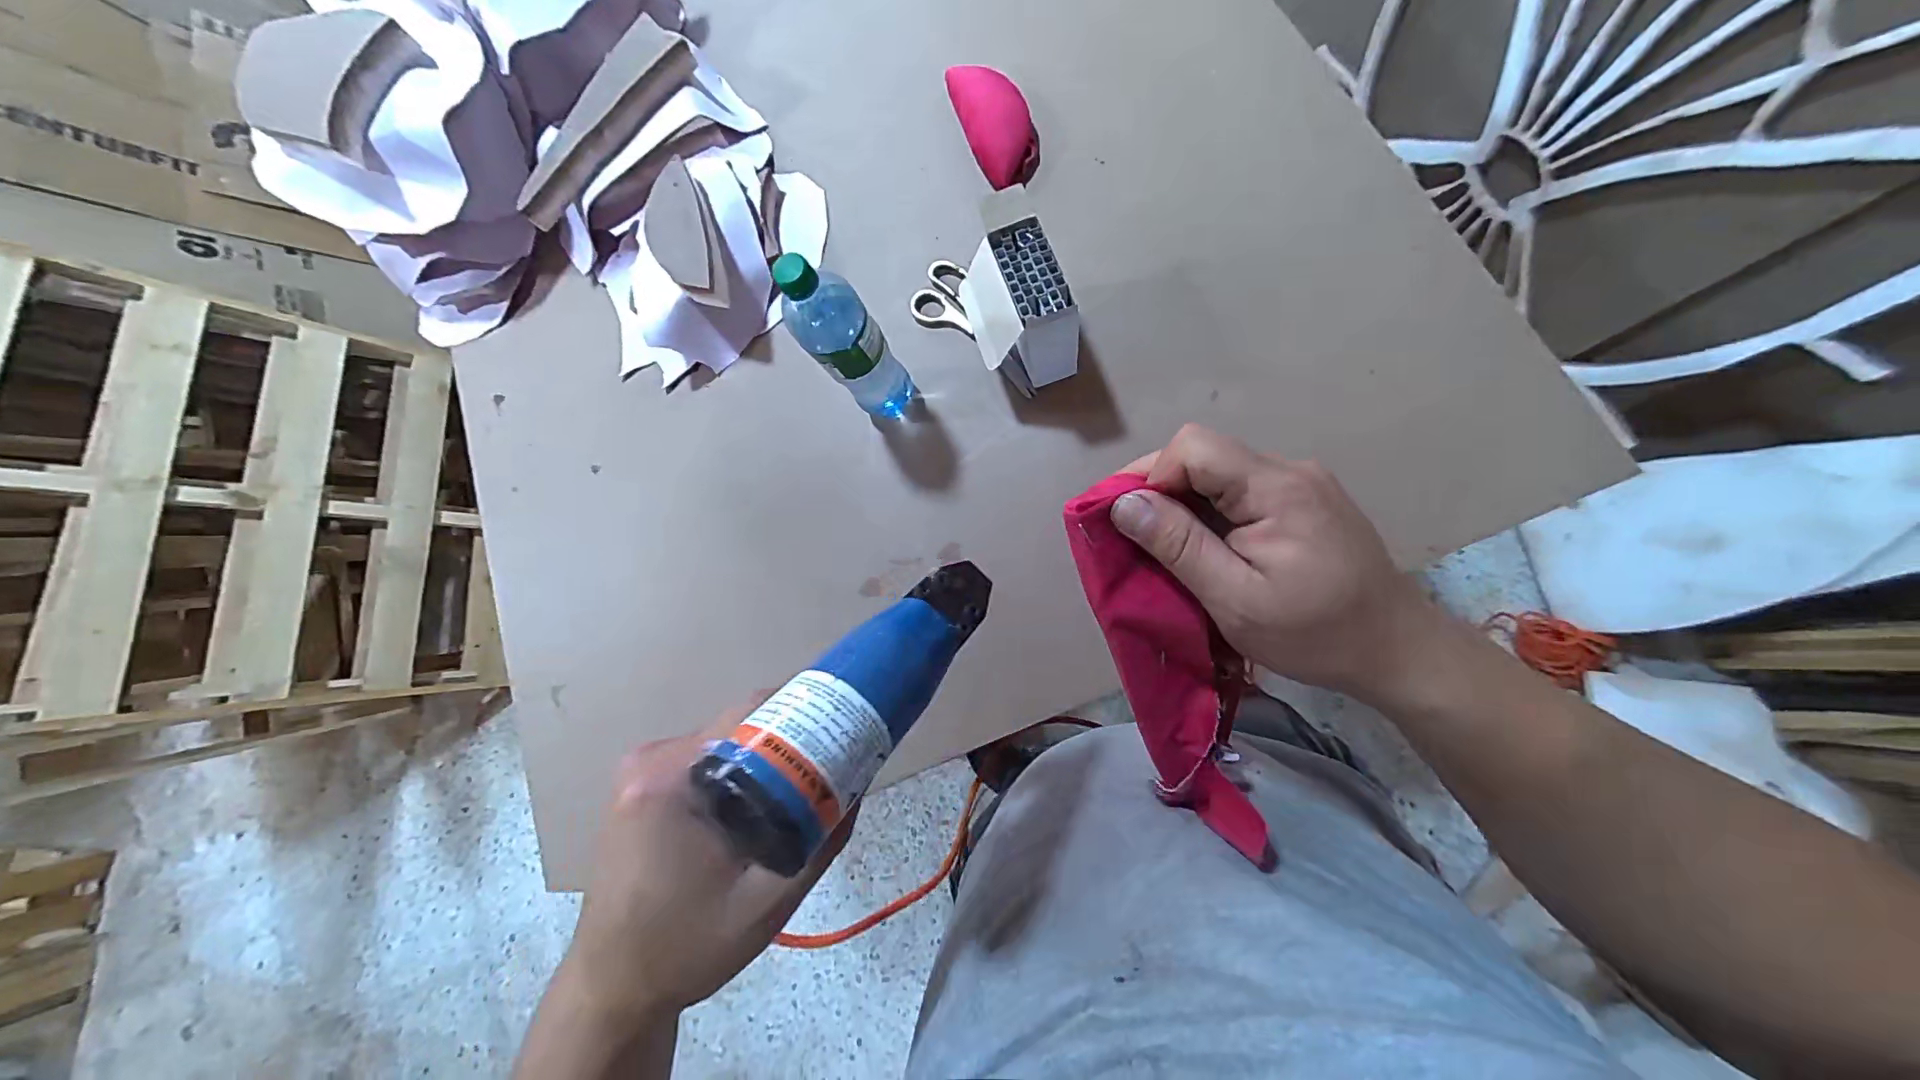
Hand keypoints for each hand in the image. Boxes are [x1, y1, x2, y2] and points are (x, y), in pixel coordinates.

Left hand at [558, 703, 856, 1021]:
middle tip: (829, 758)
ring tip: (800, 783)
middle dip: (786, 736)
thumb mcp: (767, 903)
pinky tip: (758, 802)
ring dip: (761, 755)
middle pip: (735, 724)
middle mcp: (649, 763)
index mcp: (670, 780)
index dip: (800, 712)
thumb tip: (856, 790)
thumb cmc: (687, 947)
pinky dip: (736, 770)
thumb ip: (821, 844)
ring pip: (721, 741)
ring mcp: (638, 773)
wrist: (613, 986)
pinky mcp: (638, 788)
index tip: (839, 725)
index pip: (748, 714)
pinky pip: (702, 760)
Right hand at [1109, 424, 1443, 702]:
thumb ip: (1178, 545)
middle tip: (1139, 540)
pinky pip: (1244, 491)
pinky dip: (1214, 513)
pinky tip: (1212, 548)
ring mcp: (1304, 484)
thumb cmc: (1315, 634)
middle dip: (1161, 491)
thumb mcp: (1234, 599)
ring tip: (1173, 550)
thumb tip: (1122, 503)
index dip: (1152, 476)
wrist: (1398, 652)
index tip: (1136, 524)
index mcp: (1275, 487)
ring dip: (1187, 504)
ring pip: (1222, 473)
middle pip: (1205, 455)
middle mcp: (1291, 470)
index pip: (1193, 447)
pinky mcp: (1308, 501)